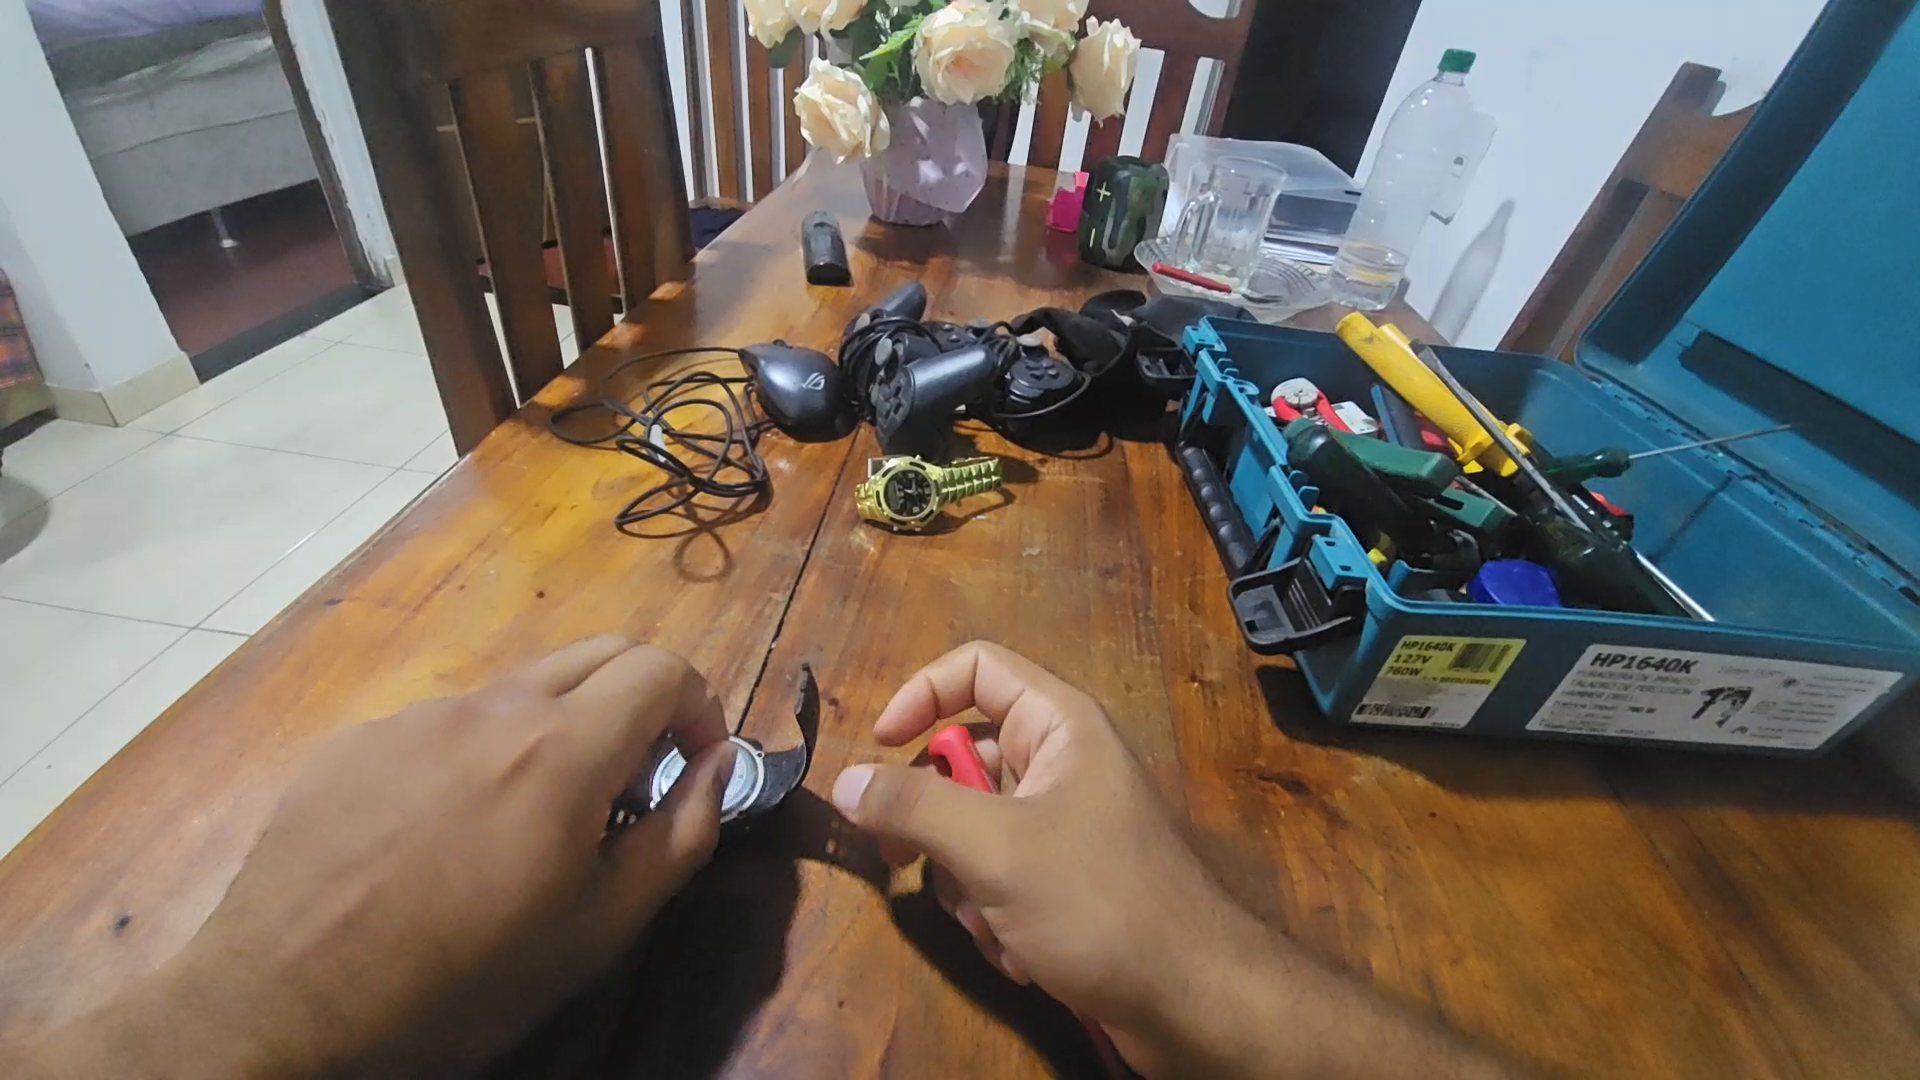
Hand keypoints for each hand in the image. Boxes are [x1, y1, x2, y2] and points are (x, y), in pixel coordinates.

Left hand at [24, 637, 736, 1079]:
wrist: (275, 1021)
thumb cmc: (467, 977)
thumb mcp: (606, 923)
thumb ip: (685, 828)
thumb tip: (719, 762)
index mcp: (565, 747)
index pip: (663, 668)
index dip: (698, 705)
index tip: (691, 761)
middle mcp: (498, 706)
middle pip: (607, 649)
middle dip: (646, 693)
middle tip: (635, 767)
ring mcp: (423, 715)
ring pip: (533, 681)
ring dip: (569, 718)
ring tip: (541, 802)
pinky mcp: (365, 737)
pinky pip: (459, 715)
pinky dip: (493, 744)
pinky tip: (456, 819)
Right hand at [831, 643, 1516, 1079]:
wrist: (1193, 1003)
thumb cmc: (1099, 901)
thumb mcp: (995, 848)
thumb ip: (915, 806)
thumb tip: (848, 782)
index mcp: (1057, 722)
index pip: (976, 668)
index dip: (921, 693)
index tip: (879, 744)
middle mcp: (1059, 759)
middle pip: (965, 755)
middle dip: (935, 818)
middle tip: (898, 860)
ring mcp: (1060, 819)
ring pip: (973, 823)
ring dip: (965, 880)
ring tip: (994, 921)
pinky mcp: (1061, 874)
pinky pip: (997, 870)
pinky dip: (993, 909)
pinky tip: (1021, 949)